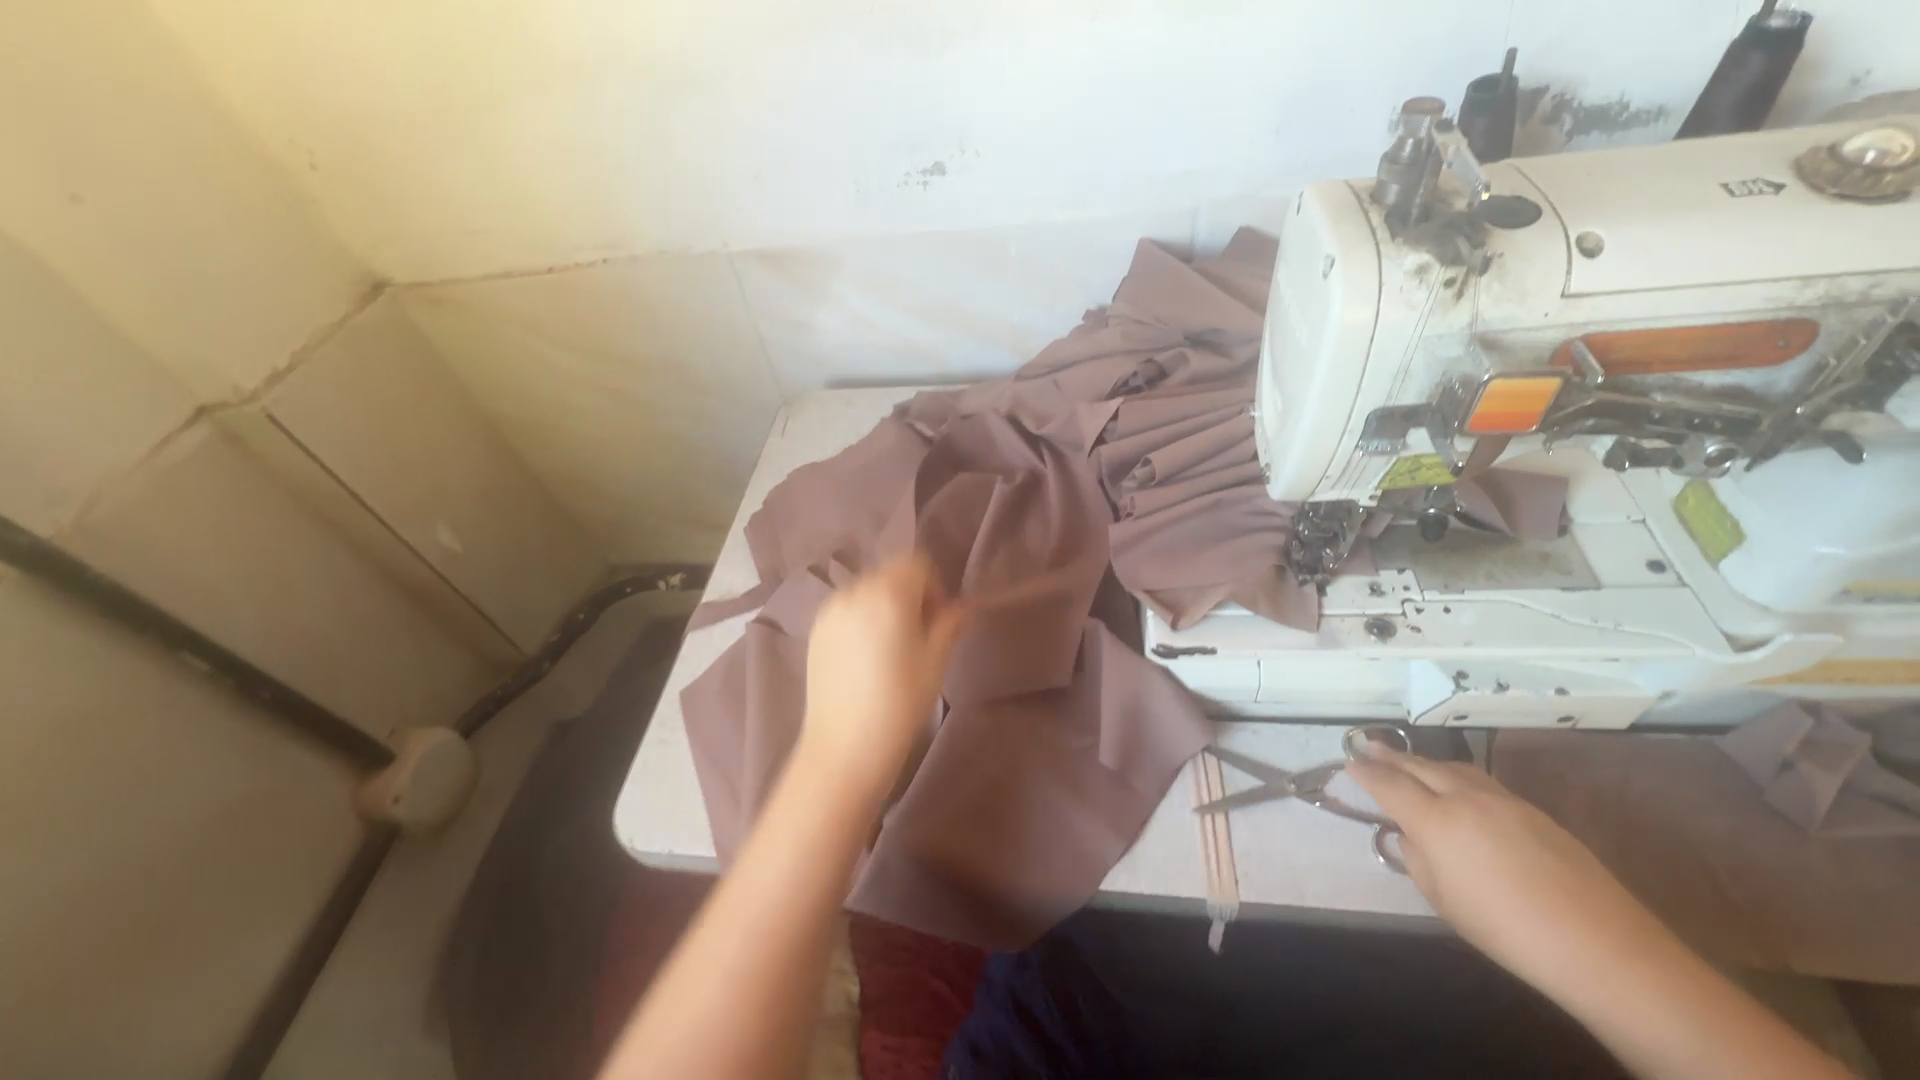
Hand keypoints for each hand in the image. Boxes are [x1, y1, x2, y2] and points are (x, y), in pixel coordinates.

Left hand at [799, 553, 967, 799]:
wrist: (845, 746)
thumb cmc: (900, 703)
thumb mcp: (936, 662)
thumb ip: (949, 625)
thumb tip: (959, 608)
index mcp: (889, 593)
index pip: (917, 565)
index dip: (933, 588)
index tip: (939, 621)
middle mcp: (855, 592)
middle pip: (890, 576)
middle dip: (908, 597)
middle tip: (919, 637)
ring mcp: (830, 611)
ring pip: (866, 593)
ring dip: (883, 608)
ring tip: (891, 650)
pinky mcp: (815, 632)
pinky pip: (846, 612)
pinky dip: (860, 622)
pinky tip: (866, 660)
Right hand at [1347, 748, 1678, 994]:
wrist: (1598, 943)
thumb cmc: (1506, 929)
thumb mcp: (1443, 900)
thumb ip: (1417, 859)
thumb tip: (1410, 836)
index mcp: (1437, 821)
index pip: (1389, 785)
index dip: (1365, 774)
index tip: (1348, 764)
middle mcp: (1467, 798)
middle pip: (1421, 766)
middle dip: (1391, 756)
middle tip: (1368, 746)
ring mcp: (1504, 800)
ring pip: (1455, 768)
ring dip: (1426, 762)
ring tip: (1410, 762)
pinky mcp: (1534, 811)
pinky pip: (1482, 781)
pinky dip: (1457, 776)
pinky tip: (1457, 788)